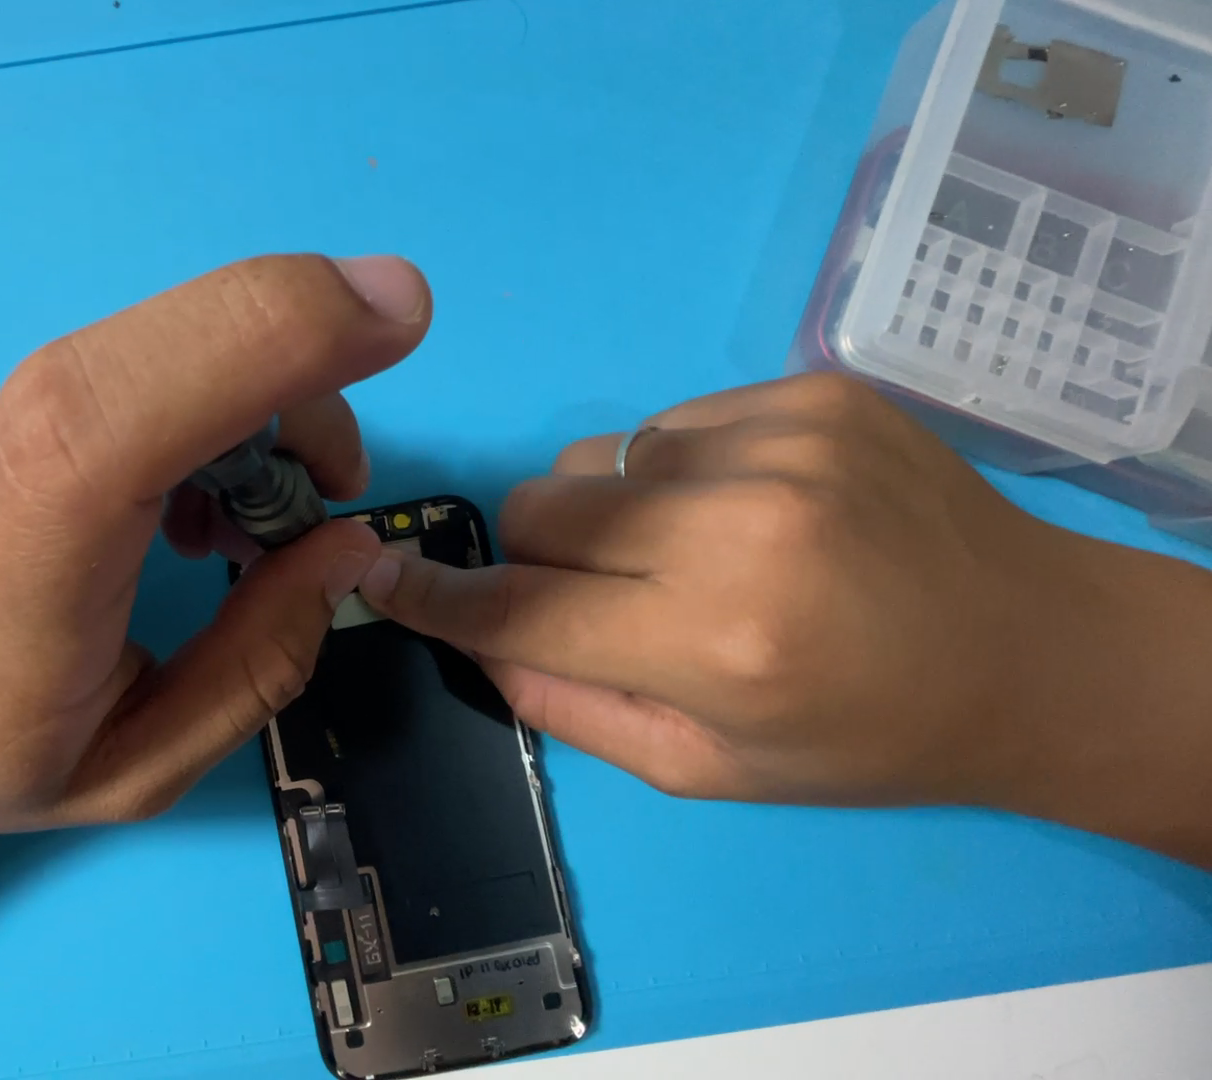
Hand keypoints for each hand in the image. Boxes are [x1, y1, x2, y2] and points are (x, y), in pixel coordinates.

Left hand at [0, 255, 430, 835]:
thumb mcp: (141, 768)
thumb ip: (257, 665)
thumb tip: (349, 545)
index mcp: (13, 586)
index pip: (110, 418)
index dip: (255, 337)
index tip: (392, 310)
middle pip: (145, 358)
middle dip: (292, 372)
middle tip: (337, 488)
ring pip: (148, 356)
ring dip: (255, 401)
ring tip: (265, 523)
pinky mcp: (4, 419)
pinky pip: (127, 379)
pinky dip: (208, 413)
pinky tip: (203, 505)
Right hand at [357, 373, 1142, 808]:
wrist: (1040, 651)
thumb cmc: (857, 734)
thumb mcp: (697, 765)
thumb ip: (563, 703)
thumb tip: (470, 633)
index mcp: (714, 641)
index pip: (520, 607)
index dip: (437, 595)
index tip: (380, 578)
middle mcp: (738, 527)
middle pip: (537, 507)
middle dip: (538, 554)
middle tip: (603, 592)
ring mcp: (779, 441)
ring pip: (590, 458)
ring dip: (604, 510)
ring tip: (685, 547)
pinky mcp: (807, 391)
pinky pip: (663, 425)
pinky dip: (671, 472)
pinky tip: (745, 507)